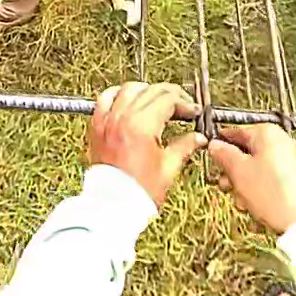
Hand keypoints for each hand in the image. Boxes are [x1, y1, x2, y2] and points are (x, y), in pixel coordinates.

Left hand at [88, 82, 205, 207]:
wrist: (111, 206)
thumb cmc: (138, 192)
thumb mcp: (168, 168)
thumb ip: (184, 146)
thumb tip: (198, 137)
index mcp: (142, 126)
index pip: (168, 99)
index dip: (184, 103)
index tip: (193, 111)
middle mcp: (123, 117)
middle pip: (151, 90)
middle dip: (171, 95)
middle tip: (183, 106)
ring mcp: (108, 119)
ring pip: (130, 88)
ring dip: (147, 90)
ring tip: (159, 100)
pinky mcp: (98, 125)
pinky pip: (105, 98)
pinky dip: (119, 94)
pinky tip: (129, 98)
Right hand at [207, 124, 295, 234]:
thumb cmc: (274, 194)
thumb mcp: (239, 172)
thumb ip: (224, 155)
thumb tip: (215, 145)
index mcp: (267, 134)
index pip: (235, 133)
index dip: (220, 147)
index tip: (211, 159)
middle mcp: (283, 143)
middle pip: (248, 155)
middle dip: (235, 175)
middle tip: (228, 189)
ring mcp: (294, 163)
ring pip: (260, 173)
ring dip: (248, 191)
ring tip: (247, 207)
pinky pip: (275, 186)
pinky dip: (265, 198)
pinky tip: (260, 215)